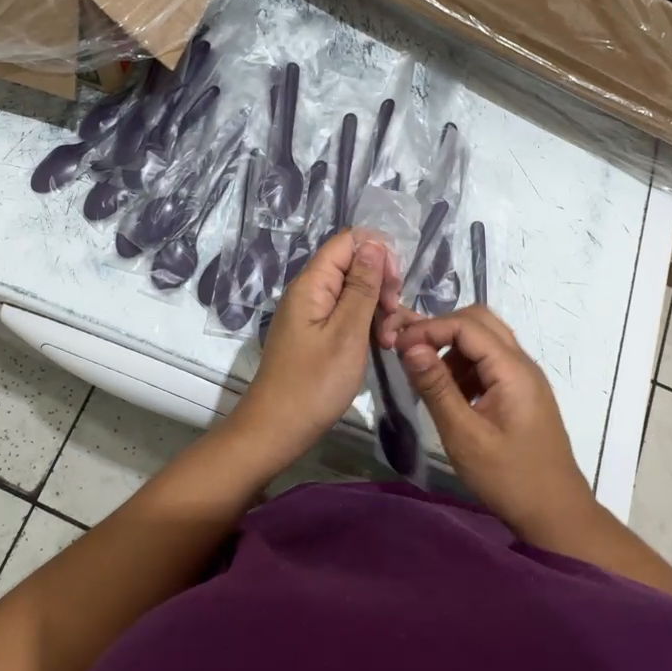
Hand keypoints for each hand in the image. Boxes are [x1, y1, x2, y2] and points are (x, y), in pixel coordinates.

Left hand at [229, 232, 393, 463]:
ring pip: (353, 293)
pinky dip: (365, 326)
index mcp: (312, 283)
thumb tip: (374, 243)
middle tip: (394, 319)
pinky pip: (345, 315)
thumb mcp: (347, 333)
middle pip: (352, 265)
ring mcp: (311, 314)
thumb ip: (362, 286)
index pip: (348, 241)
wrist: (276, 429)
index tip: (395, 287)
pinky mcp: (315, 334)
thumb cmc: (314, 383)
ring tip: (390, 340)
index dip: (378, 254)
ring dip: (377, 309)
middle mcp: (309, 291)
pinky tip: (380, 347)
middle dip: (380, 284)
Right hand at [394, 307, 601, 551]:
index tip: (397, 347)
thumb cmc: (509, 478)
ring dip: (452, 348)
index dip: (428, 329)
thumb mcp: (464, 435)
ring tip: (428, 379)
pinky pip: (490, 362)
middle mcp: (522, 364)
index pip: (466, 325)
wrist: (556, 515)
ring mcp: (524, 378)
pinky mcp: (521, 393)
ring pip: (484, 339)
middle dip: (441, 329)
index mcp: (512, 370)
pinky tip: (450, 396)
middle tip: (411, 353)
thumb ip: (436, 387)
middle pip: (479, 321)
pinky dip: (465, 366)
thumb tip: (409, 346)